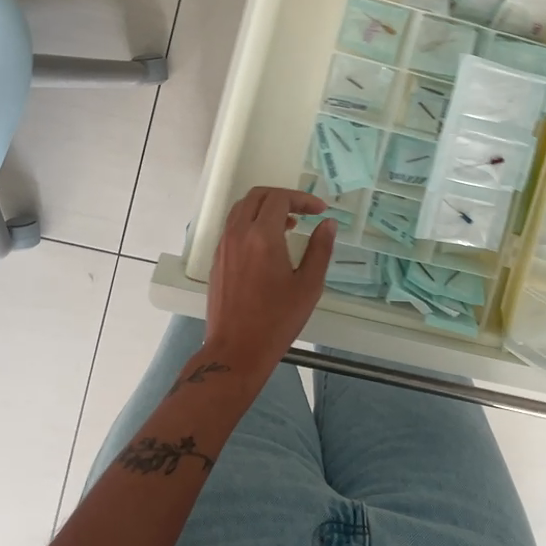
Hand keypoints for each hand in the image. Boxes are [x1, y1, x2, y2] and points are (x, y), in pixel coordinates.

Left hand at [204, 187, 335, 374]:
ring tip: (289, 224)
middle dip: (283, 197)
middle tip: (304, 211)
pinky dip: (252, 221)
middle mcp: (238, 234)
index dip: (302, 199)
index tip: (319, 210)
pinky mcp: (217, 258)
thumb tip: (328, 224)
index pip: (280, 198)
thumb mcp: (308, 286)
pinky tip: (268, 243)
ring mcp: (224, 245)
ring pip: (242, 208)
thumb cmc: (277, 321)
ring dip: (265, 208)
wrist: (236, 350)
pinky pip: (234, 226)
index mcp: (262, 236)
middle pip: (258, 195)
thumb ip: (320, 249)